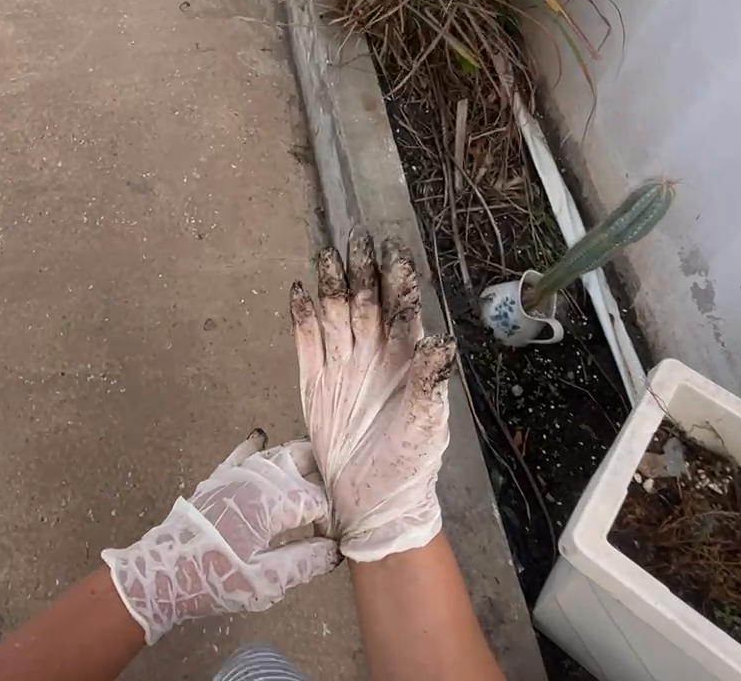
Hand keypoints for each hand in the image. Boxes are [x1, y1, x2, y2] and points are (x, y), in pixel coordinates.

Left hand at [101, 431, 339, 643]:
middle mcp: (258, 476)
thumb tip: (334, 549)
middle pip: (304, 457)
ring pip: (280, 451)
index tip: (329, 538)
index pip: (318, 497)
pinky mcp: (222, 474)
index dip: (330, 517)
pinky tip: (266, 441)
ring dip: (301, 463)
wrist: (166, 569)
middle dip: (323, 476)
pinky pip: (248, 450)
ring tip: (313, 484)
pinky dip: (262, 447)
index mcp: (271, 502)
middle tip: (329, 506)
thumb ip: (304, 562)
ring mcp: (238, 470)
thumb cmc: (216, 577)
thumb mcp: (265, 581)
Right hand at [293, 232, 456, 561]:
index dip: (397, 280)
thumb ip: (431, 383)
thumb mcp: (427, 426)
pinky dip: (301, 317)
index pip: (401, 309)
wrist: (370, 503)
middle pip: (364, 301)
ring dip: (331, 284)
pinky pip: (305, 341)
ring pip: (334, 313)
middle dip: (362, 270)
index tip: (393, 250)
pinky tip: (298, 292)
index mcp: (405, 360)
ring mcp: (341, 365)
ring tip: (326, 255)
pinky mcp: (314, 381)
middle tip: (357, 238)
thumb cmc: (407, 464)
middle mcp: (373, 353)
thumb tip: (442, 340)